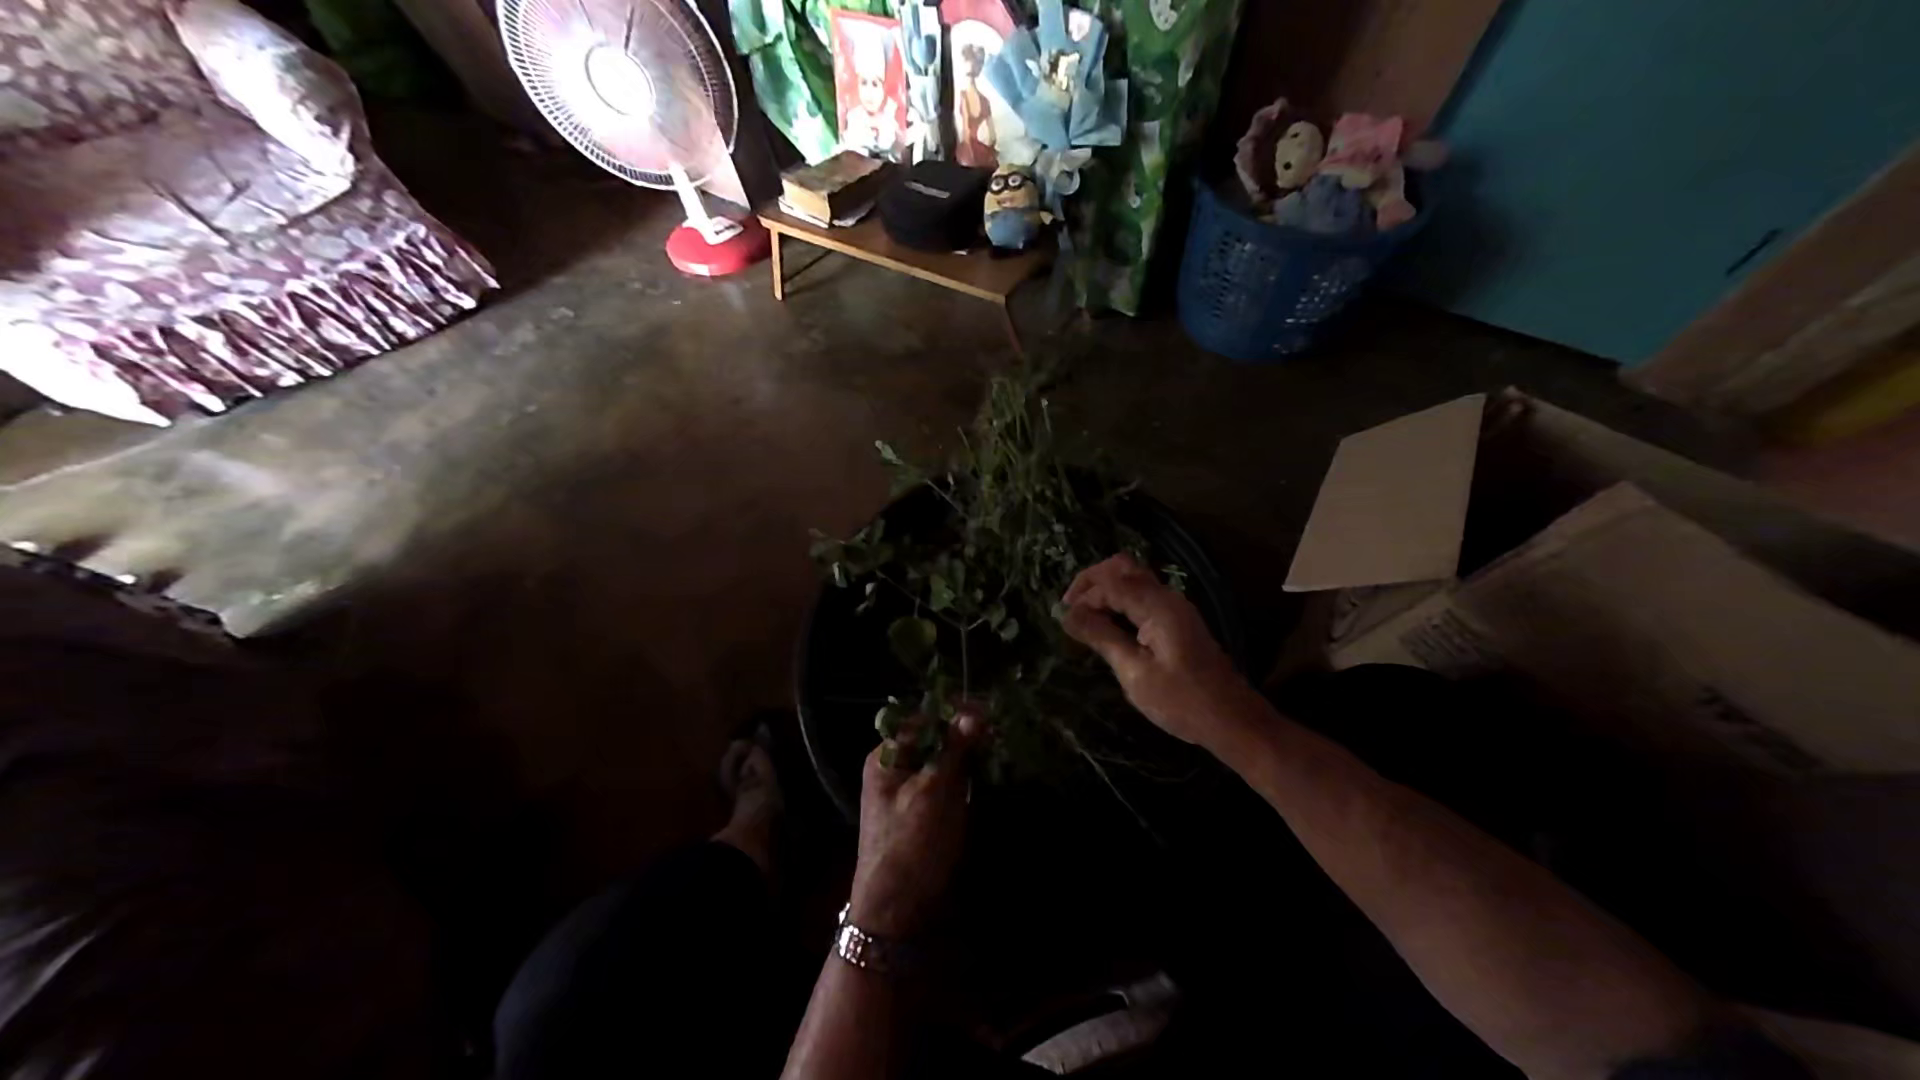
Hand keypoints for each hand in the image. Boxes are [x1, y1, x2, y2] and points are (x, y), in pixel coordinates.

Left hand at [849, 710, 983, 938]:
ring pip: (943, 760)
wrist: (897, 912)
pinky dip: (968, 776)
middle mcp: (896, 767)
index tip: (991, 710)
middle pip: (934, 737)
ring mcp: (911, 790)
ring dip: (970, 753)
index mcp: (888, 755)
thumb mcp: (934, 791)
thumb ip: (954, 749)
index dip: (955, 711)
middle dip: (966, 731)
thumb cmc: (911, 845)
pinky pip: (948, 782)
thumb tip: (975, 711)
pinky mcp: (926, 812)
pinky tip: (992, 773)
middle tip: (1002, 728)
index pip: (923, 717)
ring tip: (1003, 746)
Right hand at [1061, 554, 1265, 753]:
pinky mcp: (1176, 620)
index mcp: (1158, 606)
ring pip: (1132, 578)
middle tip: (1069, 609)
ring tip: (1082, 616)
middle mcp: (1167, 597)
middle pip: (1122, 568)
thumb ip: (1102, 638)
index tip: (1063, 619)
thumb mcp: (1135, 673)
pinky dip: (1118, 601)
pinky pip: (1141, 596)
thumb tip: (1068, 614)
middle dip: (1091, 582)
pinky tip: (1105, 624)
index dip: (1083, 596)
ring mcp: (1174, 607)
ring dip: (1104, 590)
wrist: (1232, 720)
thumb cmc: (1182, 702)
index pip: (1110, 582)